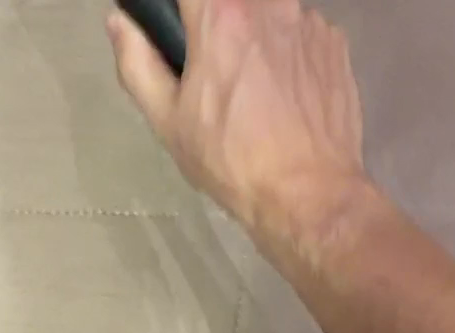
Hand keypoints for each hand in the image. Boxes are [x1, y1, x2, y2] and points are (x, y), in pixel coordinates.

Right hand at [106, 0, 368, 236]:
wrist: (306, 191)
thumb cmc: (229, 160)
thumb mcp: (168, 122)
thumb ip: (138, 63)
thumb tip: (119, 23)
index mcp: (220, 14)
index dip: (178, 12)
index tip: (176, 37)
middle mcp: (268, 1)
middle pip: (229, 4)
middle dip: (216, 31)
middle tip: (213, 77)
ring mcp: (308, 18)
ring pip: (266, 16)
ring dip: (253, 42)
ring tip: (253, 95)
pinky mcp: (334, 42)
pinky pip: (300, 36)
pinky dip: (286, 58)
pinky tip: (283, 101)